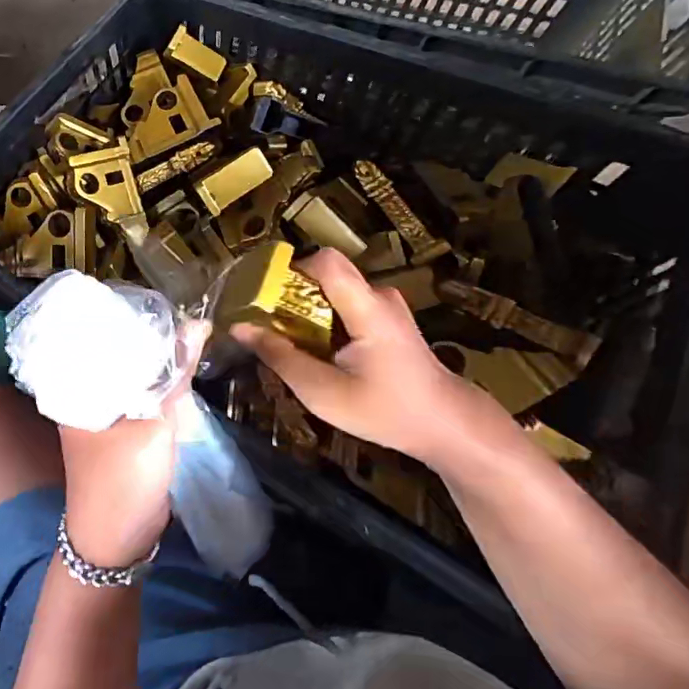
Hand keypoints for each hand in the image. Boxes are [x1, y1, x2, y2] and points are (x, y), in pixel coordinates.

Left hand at [59, 318, 208, 567]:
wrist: (115, 542)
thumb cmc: (123, 481)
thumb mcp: (153, 426)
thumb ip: (173, 376)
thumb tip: (196, 324)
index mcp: (74, 385)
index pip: (94, 333)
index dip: (126, 314)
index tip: (158, 296)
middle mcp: (82, 392)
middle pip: (114, 352)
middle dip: (145, 335)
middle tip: (179, 311)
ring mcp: (100, 410)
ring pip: (129, 372)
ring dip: (154, 359)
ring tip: (183, 331)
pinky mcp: (119, 426)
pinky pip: (137, 393)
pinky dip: (156, 381)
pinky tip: (177, 368)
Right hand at [231, 248, 510, 466]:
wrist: (448, 427)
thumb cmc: (387, 410)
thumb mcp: (323, 392)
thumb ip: (280, 356)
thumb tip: (239, 327)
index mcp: (367, 308)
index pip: (325, 261)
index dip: (290, 268)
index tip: (263, 295)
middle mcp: (378, 297)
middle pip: (324, 275)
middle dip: (290, 295)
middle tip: (268, 324)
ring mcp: (386, 307)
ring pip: (333, 291)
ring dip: (306, 310)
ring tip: (288, 341)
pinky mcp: (386, 320)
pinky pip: (344, 305)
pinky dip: (323, 321)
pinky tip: (317, 352)